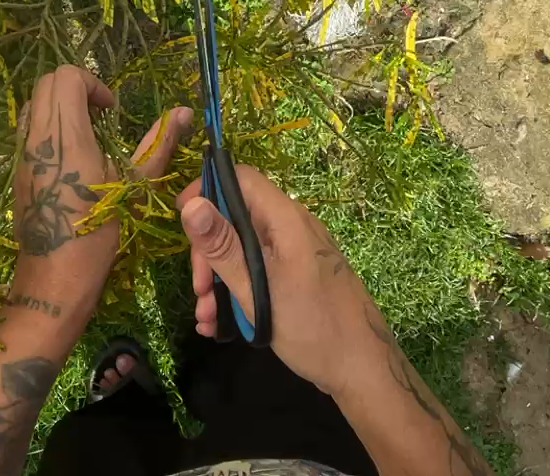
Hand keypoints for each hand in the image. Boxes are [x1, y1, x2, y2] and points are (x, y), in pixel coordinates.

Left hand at [11, 66, 190, 313]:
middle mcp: (38, 136)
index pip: (66, 77)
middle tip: (101, 116)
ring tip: (87, 133)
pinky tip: (71, 155)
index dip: (93, 83)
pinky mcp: (17, 167)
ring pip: (35, 102)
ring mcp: (23, 151)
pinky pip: (28, 127)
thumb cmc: (98, 231)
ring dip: (60, 104)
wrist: (54, 278)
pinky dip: (48, 124)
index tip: (111, 110)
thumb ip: (158, 143)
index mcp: (66, 135)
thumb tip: (184, 112)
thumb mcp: (133, 184)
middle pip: (47, 82)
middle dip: (76, 88)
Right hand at [176, 164, 385, 397]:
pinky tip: (222, 322)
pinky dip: (239, 288)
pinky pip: (260, 267)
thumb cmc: (313, 327)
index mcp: (285, 218)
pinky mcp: (298, 273)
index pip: (241, 178)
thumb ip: (222, 246)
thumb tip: (191, 203)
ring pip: (245, 248)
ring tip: (207, 317)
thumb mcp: (257, 289)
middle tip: (198, 290)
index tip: (182, 217)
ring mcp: (296, 250)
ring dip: (220, 278)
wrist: (366, 372)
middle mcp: (291, 226)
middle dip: (210, 251)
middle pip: (237, 217)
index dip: (207, 188)